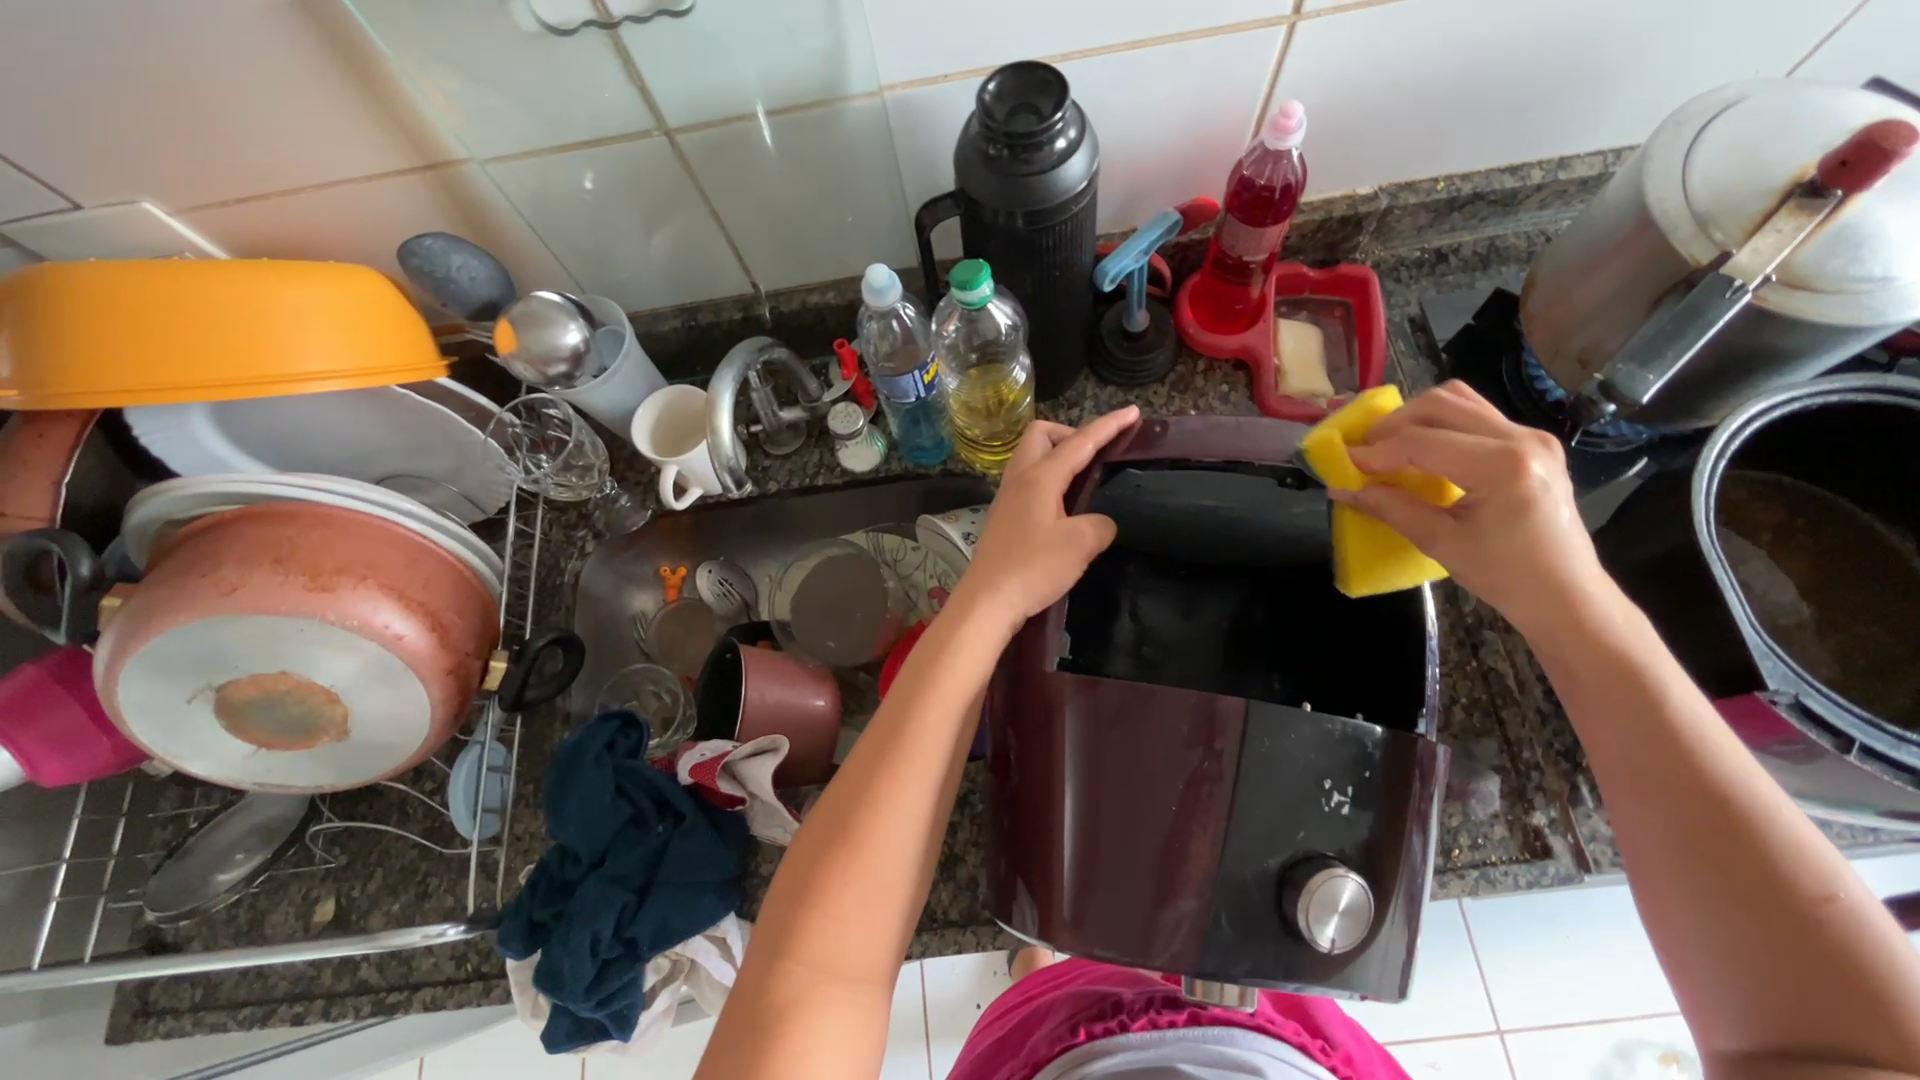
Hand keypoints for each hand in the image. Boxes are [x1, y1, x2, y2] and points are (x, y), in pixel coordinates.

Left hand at [950, 406, 1140, 634]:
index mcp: (1040, 477)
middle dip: (1072, 433)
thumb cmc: (1033, 568)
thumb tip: (1100, 523)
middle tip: (1097, 454)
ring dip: (1058, 457)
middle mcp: (1020, 479)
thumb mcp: (1080, 544)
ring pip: (1032, 458)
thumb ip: (1100, 525)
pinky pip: (1028, 482)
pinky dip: (1049, 481)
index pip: (1080, 442)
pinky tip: (1063, 505)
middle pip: (1042, 435)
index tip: (1133, 412)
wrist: (987, 600)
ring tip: (1084, 478)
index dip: (1108, 426)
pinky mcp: (1004, 517)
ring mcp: (1007, 498)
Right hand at [1335, 381, 1611, 635]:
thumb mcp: (1440, 542)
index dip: (1377, 451)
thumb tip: (1343, 490)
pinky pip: (1476, 417)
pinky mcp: (1531, 444)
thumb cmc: (1505, 575)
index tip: (1345, 465)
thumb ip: (1390, 508)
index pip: (1423, 441)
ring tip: (1390, 447)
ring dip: (1417, 418)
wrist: (1565, 592)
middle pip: (1441, 404)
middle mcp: (1522, 438)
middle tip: (1365, 452)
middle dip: (1394, 425)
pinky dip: (1440, 426)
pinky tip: (1423, 453)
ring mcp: (1531, 436)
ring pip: (1459, 401)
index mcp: (1503, 465)